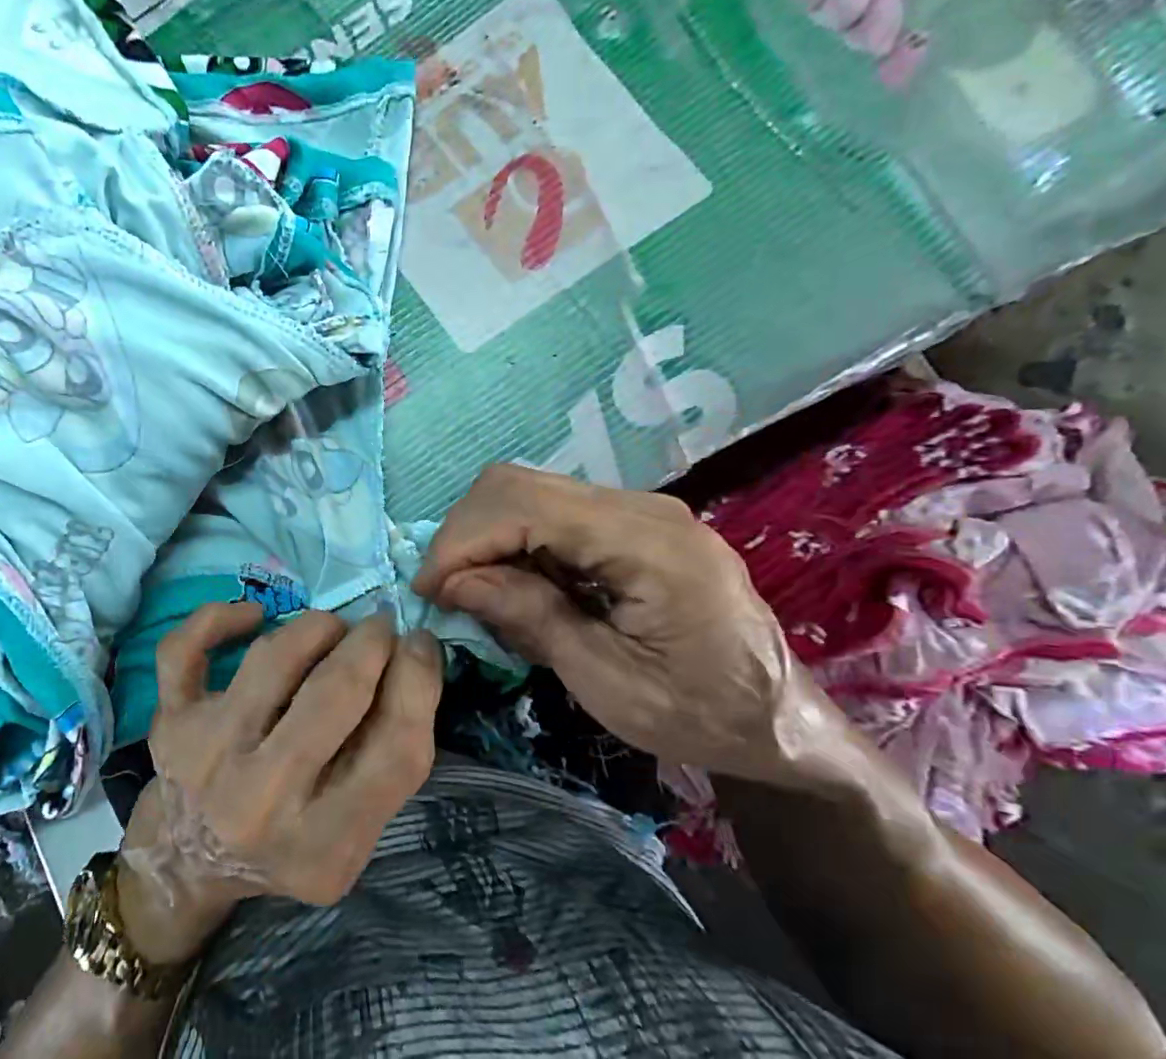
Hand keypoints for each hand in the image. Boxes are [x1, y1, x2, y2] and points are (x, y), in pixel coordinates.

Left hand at [113, 604, 443, 964]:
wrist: (191, 857)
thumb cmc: (285, 844)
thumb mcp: (350, 836)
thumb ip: (385, 763)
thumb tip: (409, 657)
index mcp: (324, 842)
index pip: (397, 749)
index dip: (420, 682)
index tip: (419, 645)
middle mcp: (261, 797)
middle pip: (336, 693)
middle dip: (370, 644)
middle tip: (378, 629)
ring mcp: (206, 755)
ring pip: (271, 657)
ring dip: (315, 627)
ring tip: (330, 629)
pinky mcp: (169, 723)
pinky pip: (183, 649)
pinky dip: (217, 618)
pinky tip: (253, 616)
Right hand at [413, 464, 852, 789]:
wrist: (777, 722)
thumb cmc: (700, 715)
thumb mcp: (608, 682)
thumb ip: (531, 619)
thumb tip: (452, 582)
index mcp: (649, 545)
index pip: (525, 506)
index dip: (462, 542)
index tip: (428, 592)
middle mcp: (642, 509)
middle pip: (515, 484)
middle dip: (463, 535)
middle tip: (443, 592)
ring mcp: (636, 511)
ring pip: (523, 492)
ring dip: (482, 538)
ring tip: (472, 593)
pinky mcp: (626, 525)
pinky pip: (544, 513)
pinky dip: (508, 543)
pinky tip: (509, 586)